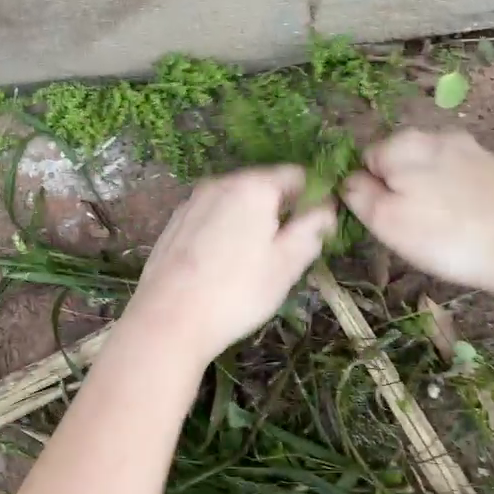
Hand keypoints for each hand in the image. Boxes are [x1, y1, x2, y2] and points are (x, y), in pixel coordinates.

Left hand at [120, 166, 336, 359]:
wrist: (168, 318)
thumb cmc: (237, 292)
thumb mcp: (287, 263)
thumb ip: (312, 228)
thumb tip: (325, 208)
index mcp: (253, 186)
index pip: (297, 175)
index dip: (315, 197)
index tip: (319, 228)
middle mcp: (220, 183)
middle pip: (264, 186)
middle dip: (282, 210)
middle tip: (290, 250)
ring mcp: (193, 201)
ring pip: (236, 202)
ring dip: (253, 221)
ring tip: (257, 261)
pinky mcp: (175, 221)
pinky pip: (213, 215)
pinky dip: (226, 229)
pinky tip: (225, 263)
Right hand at [340, 129, 493, 298]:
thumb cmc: (450, 236)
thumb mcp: (386, 220)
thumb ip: (356, 194)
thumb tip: (346, 179)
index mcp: (404, 143)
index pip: (363, 160)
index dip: (365, 191)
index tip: (379, 222)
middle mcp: (437, 136)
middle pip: (398, 164)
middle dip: (396, 193)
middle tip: (409, 233)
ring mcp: (472, 151)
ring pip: (429, 175)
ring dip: (426, 199)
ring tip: (440, 235)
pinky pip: (458, 184)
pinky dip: (455, 204)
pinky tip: (467, 229)